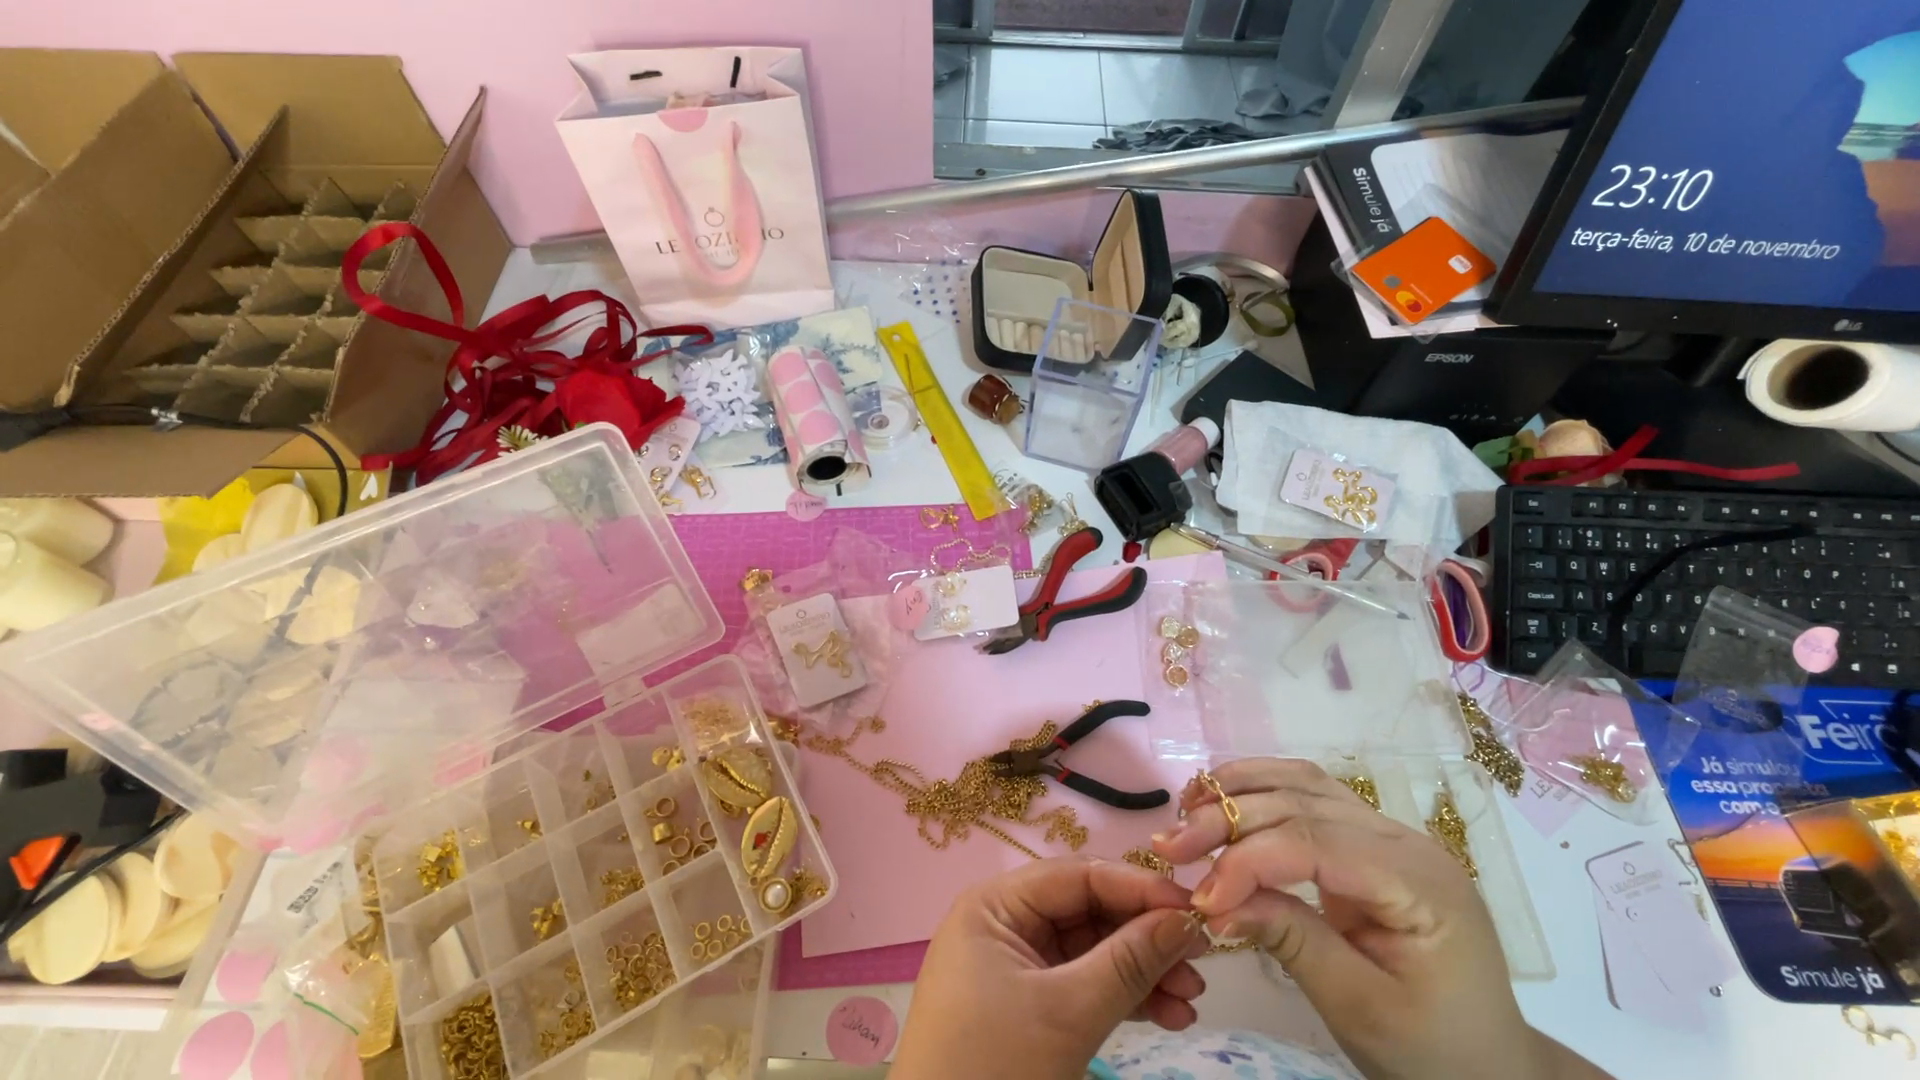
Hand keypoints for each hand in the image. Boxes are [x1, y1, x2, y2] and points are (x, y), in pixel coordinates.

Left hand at [891, 855, 1212, 1079]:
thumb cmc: (995, 1065)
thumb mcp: (1068, 1012)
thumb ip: (1129, 961)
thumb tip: (1186, 920)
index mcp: (995, 904)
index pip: (1078, 876)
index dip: (1138, 888)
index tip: (1195, 909)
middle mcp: (1004, 923)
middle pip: (1089, 912)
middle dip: (1145, 938)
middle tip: (1201, 960)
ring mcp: (1015, 965)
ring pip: (1093, 951)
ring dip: (1144, 972)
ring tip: (1191, 1000)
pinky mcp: (1027, 1005)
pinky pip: (1084, 984)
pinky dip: (1125, 998)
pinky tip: (1170, 1015)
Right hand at [1154, 759, 1607, 1079]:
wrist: (1489, 1065)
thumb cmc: (1432, 1050)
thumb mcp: (1360, 1007)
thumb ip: (1291, 941)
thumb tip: (1213, 901)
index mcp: (1417, 882)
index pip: (1314, 843)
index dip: (1246, 861)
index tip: (1198, 899)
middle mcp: (1404, 839)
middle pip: (1302, 801)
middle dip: (1228, 818)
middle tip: (1169, 848)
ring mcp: (1388, 834)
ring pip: (1301, 782)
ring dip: (1238, 791)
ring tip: (1185, 813)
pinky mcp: (1368, 842)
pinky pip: (1307, 797)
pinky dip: (1258, 792)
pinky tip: (1221, 803)